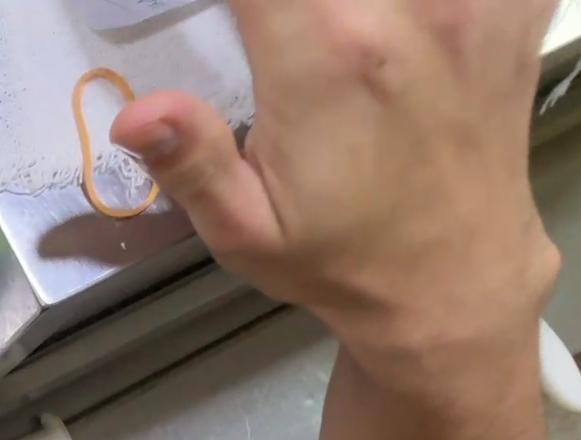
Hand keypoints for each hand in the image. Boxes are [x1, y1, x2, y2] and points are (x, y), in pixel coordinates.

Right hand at [111, 0, 561, 358]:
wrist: (448, 271)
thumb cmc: (329, 256)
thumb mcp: (241, 231)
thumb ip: (191, 163)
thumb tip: (132, 116)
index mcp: (324, 58)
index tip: (208, 18)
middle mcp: (406, 6)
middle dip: (270, 0)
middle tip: (253, 33)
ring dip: (328, 1)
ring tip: (303, 32)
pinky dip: (398, 4)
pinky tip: (378, 29)